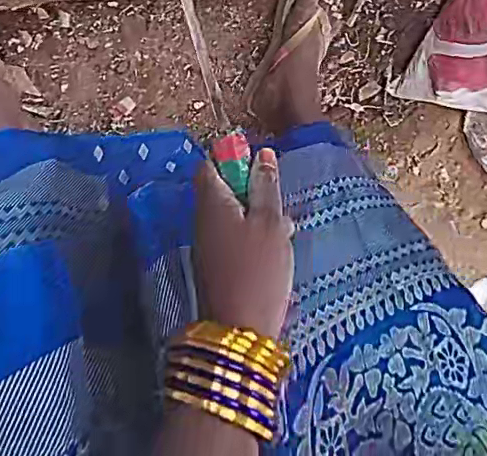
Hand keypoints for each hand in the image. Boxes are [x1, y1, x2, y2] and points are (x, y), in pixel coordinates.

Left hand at [192, 149, 294, 336]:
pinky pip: (232, 238)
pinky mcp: (215, 266)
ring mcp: (206, 243)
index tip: (260, 171)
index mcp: (211, 200)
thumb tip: (261, 154)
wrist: (239, 332)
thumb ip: (265, 186)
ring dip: (257, 218)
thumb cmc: (257, 270)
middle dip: (252, 192)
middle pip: (222, 189)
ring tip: (283, 234)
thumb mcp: (270, 223)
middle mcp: (202, 217)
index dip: (233, 160)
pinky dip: (252, 239)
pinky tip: (274, 256)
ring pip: (231, 215)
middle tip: (278, 207)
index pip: (210, 164)